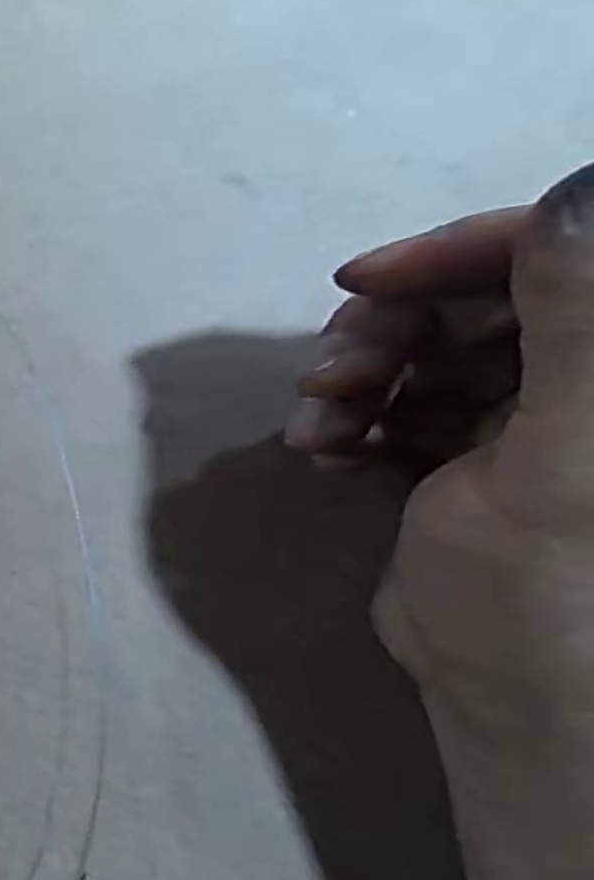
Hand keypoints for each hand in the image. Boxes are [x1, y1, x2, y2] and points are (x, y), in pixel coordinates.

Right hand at [287, 164, 593, 697]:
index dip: (463, 250)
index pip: (570, 252)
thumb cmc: (561, 585)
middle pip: (482, 301)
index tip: (357, 280)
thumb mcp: (566, 456)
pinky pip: (402, 405)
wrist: (515, 687)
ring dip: (353, 384)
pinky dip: (351, 421)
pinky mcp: (478, 454)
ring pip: (429, 353)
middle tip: (324, 380)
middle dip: (384, 332)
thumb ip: (584, 325)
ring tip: (313, 432)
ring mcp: (541, 416)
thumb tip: (580, 192)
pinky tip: (325, 453)